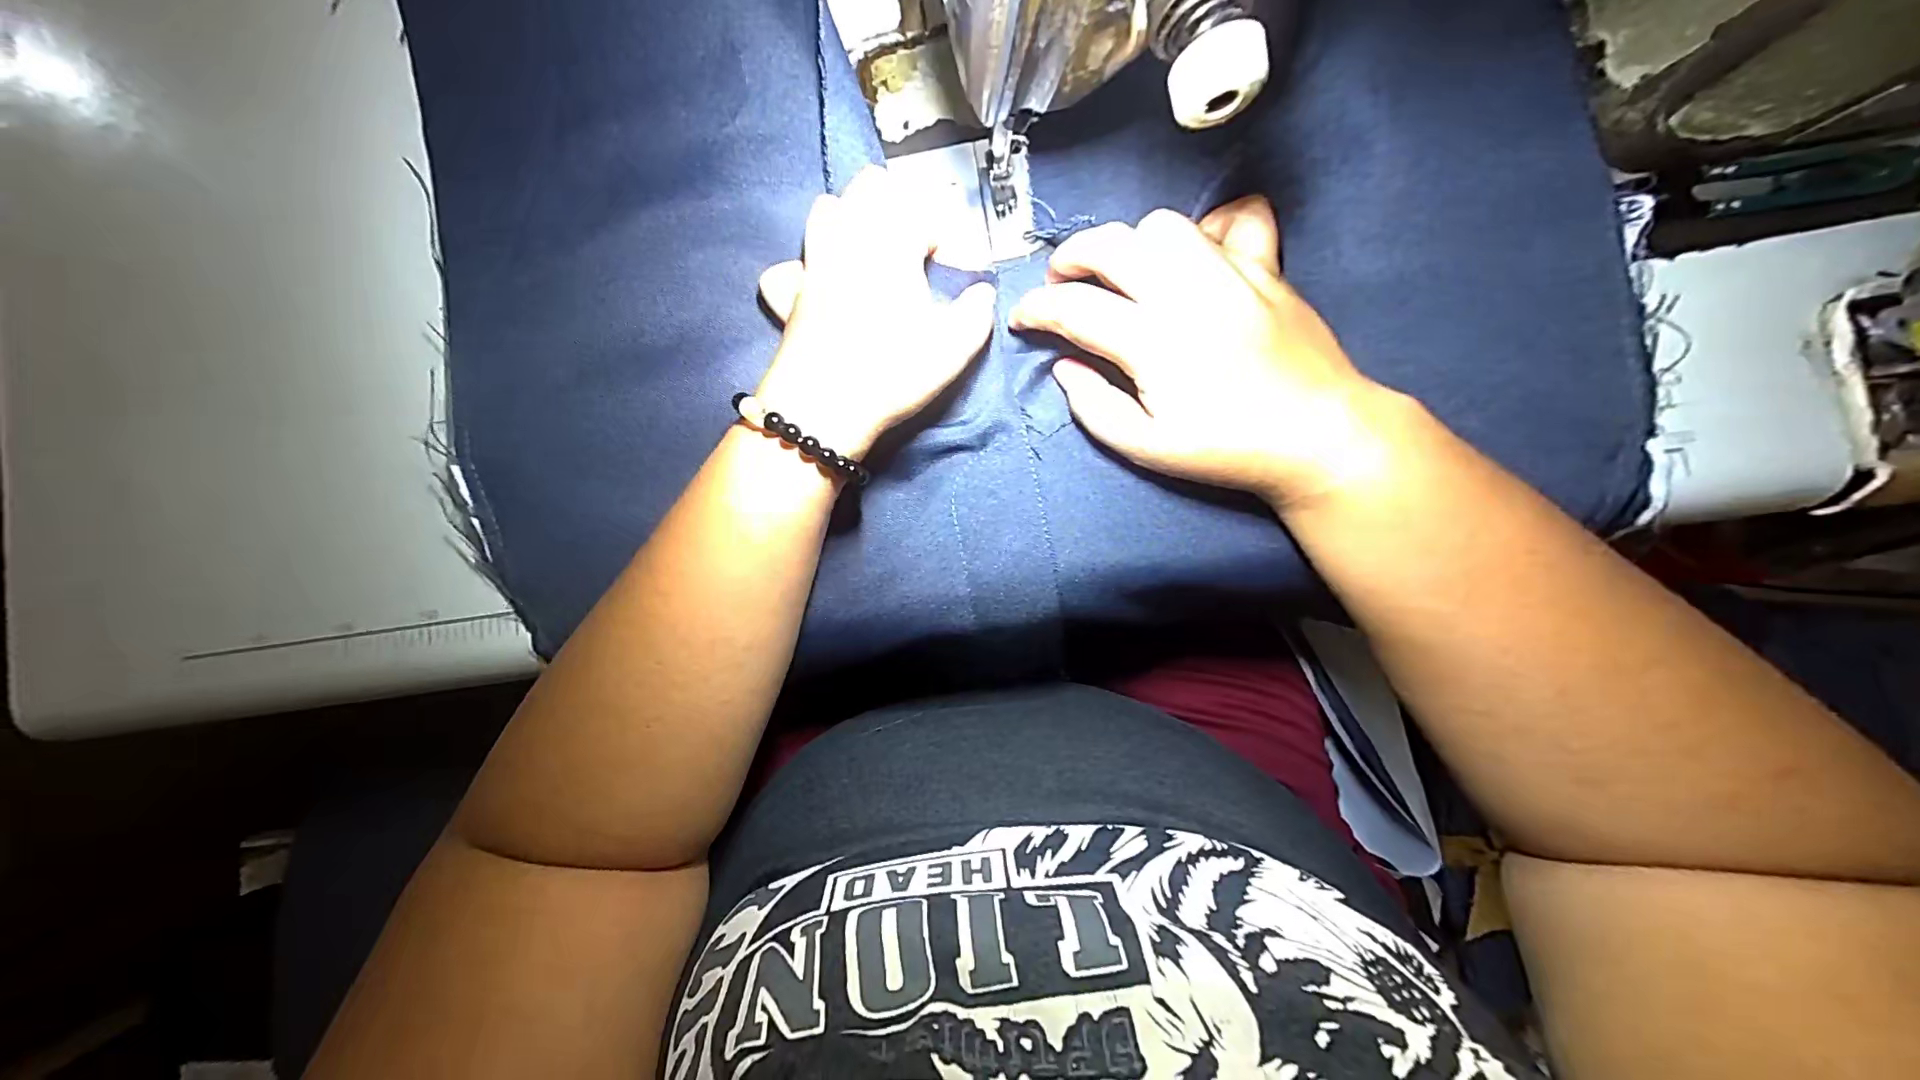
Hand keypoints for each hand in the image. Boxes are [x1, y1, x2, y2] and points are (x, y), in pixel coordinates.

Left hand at [753, 166, 996, 459]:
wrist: (823, 408)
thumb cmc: (892, 373)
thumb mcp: (954, 347)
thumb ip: (977, 311)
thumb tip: (982, 294)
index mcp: (892, 243)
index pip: (927, 209)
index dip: (951, 233)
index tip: (962, 267)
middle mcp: (849, 240)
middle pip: (872, 187)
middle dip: (903, 202)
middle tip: (923, 239)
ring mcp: (814, 263)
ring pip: (827, 209)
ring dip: (855, 216)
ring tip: (876, 247)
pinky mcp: (791, 294)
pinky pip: (793, 262)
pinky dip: (809, 263)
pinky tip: (822, 281)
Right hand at [1008, 197, 1409, 509]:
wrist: (1318, 434)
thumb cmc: (1227, 448)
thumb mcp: (1147, 446)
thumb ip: (1095, 407)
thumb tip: (1064, 368)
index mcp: (1152, 339)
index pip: (1074, 306)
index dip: (1035, 309)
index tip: (1022, 319)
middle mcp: (1186, 291)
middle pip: (1111, 245)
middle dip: (1070, 258)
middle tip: (1060, 284)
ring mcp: (1229, 272)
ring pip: (1163, 224)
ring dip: (1128, 242)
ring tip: (1120, 272)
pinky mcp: (1264, 268)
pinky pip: (1231, 220)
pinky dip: (1200, 231)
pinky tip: (1191, 258)